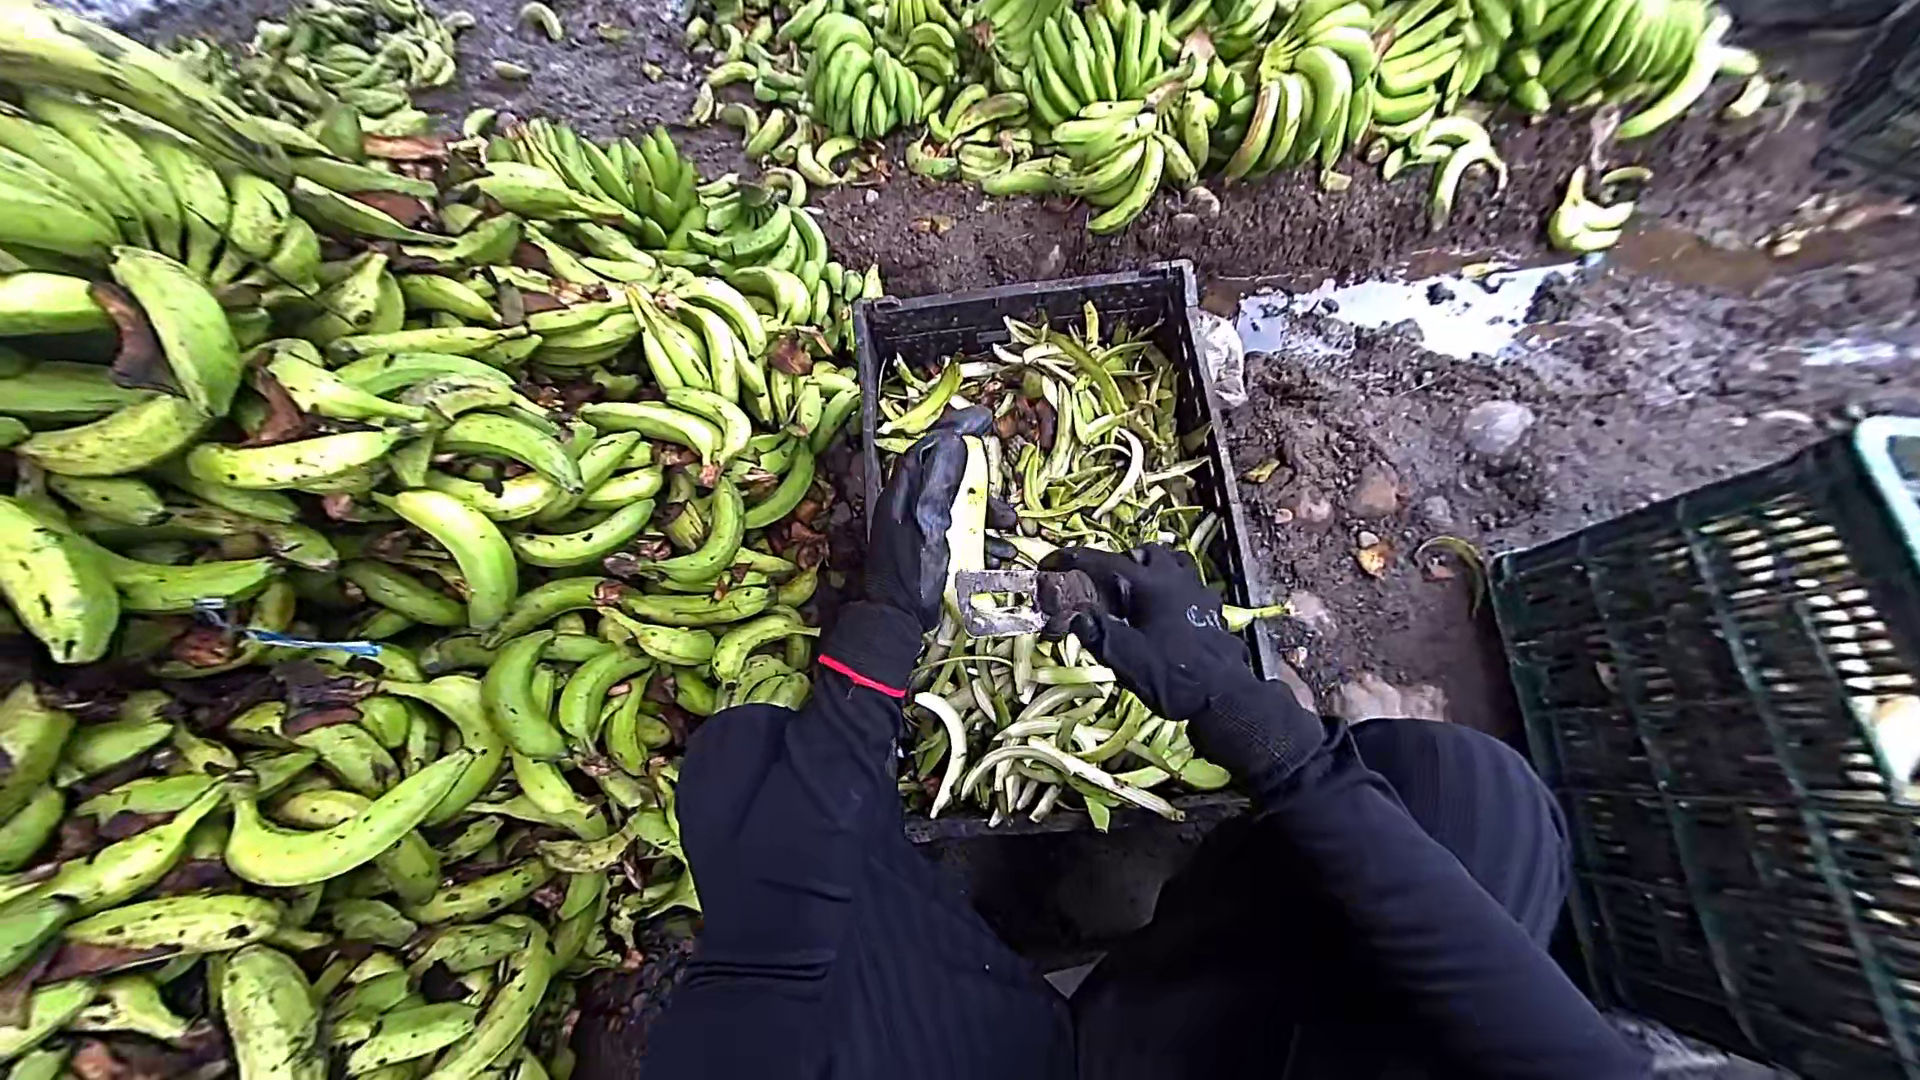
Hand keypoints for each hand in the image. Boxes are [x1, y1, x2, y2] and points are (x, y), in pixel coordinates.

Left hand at [864, 406, 991, 631]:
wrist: (899, 619)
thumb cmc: (912, 573)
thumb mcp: (929, 522)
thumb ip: (940, 482)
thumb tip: (954, 440)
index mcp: (904, 491)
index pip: (930, 445)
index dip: (956, 427)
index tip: (984, 417)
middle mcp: (910, 502)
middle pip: (951, 475)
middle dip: (983, 487)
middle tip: (1004, 508)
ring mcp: (920, 524)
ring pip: (961, 504)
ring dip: (989, 514)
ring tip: (1008, 531)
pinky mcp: (931, 544)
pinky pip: (962, 530)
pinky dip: (983, 537)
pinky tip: (1000, 552)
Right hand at [1040, 545, 1253, 721]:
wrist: (1223, 698)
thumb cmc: (1171, 675)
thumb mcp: (1123, 656)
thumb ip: (1095, 630)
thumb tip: (1074, 614)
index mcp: (1149, 584)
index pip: (1103, 561)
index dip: (1073, 559)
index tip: (1051, 563)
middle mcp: (1174, 579)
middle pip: (1141, 553)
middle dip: (1117, 562)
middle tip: (1100, 585)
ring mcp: (1197, 591)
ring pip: (1168, 563)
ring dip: (1147, 570)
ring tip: (1131, 591)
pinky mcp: (1209, 608)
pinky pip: (1184, 583)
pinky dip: (1166, 587)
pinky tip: (1159, 612)